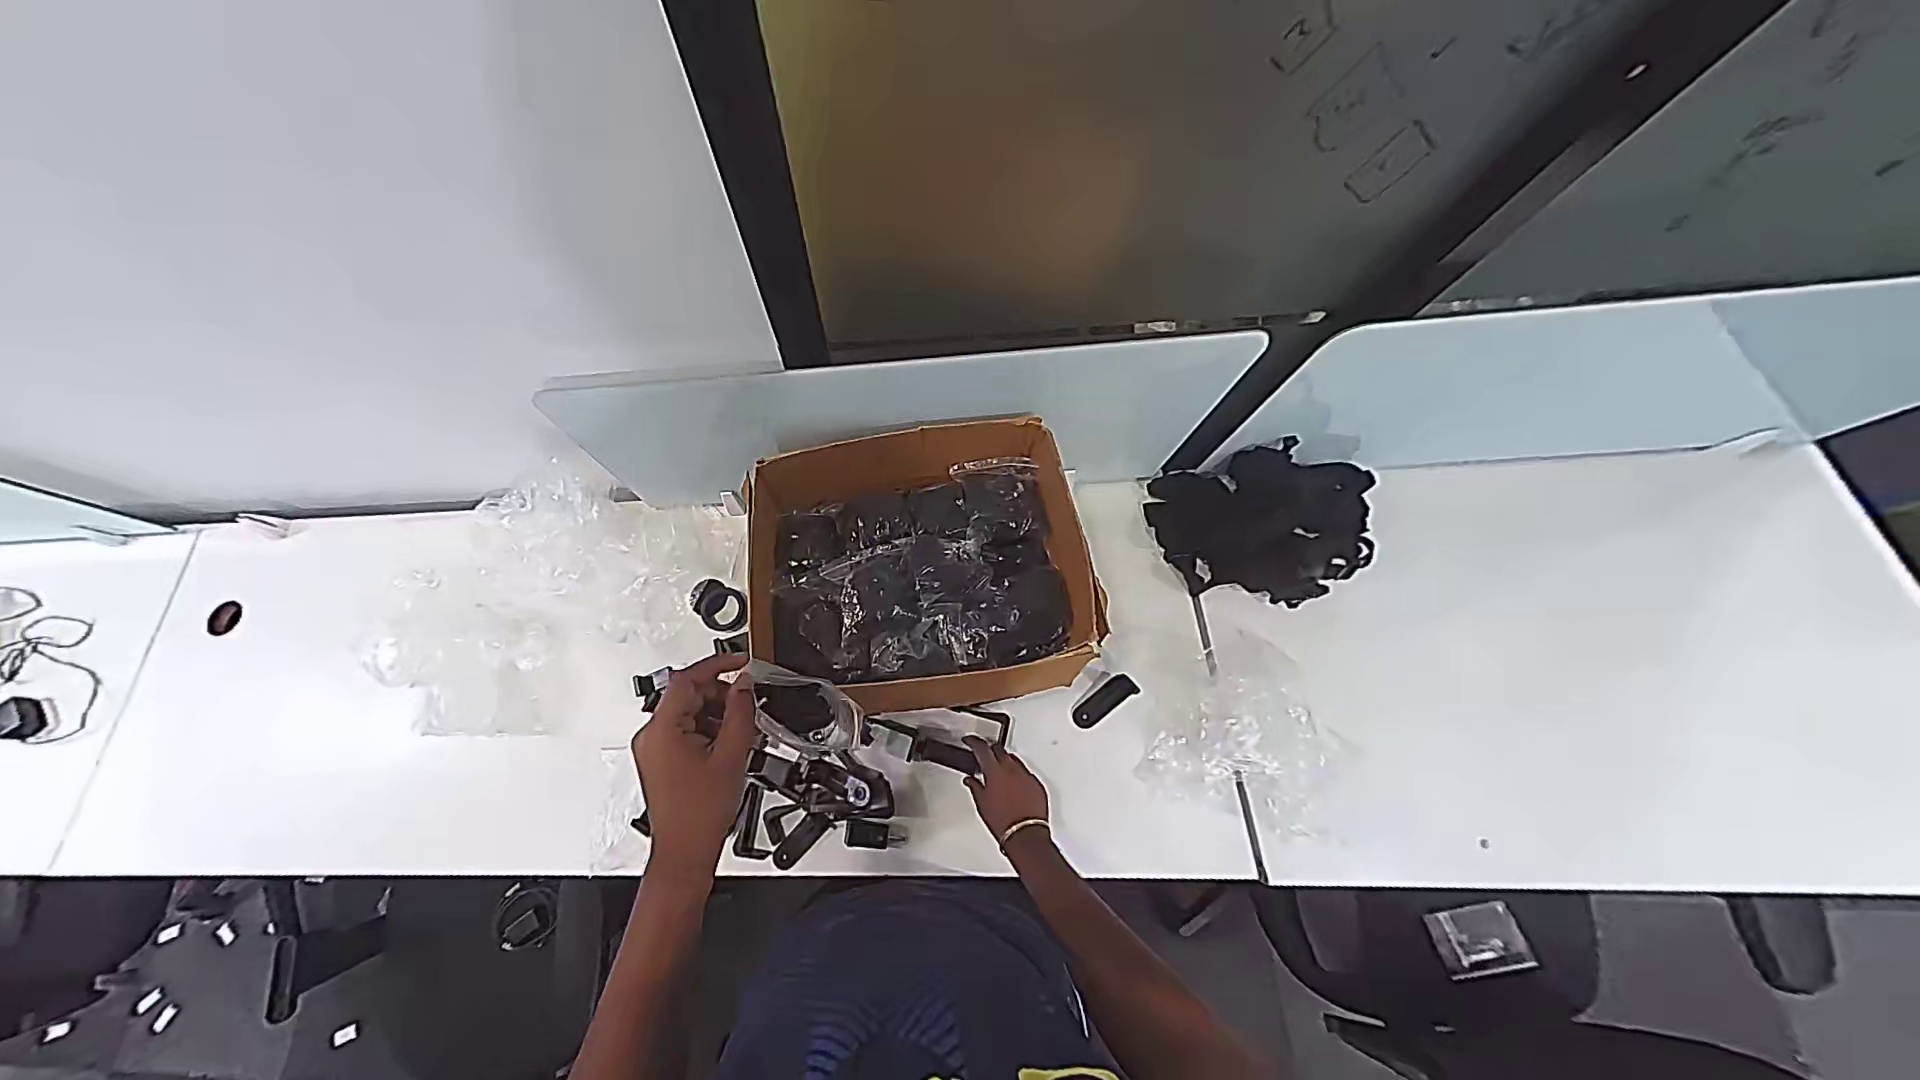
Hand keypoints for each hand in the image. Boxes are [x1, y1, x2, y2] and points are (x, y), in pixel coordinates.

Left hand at [631, 653, 756, 879]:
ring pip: (690, 711)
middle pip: (689, 694)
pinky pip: (686, 728)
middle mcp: (651, 736)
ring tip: (741, 731)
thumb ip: (740, 711)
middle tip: (746, 703)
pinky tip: (729, 744)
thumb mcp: (731, 753)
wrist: (686, 851)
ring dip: (718, 714)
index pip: (687, 680)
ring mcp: (654, 748)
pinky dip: (710, 728)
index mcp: (662, 730)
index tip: (739, 660)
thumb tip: (744, 685)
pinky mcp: (661, 758)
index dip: (717, 664)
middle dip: (721, 695)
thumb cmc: (699, 814)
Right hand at [963, 735, 1049, 847]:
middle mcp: (1012, 769)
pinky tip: (1013, 785)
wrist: (1025, 835)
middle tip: (983, 756)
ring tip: (998, 772)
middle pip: (999, 749)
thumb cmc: (1004, 822)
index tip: (970, 740)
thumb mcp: (982, 804)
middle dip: (990, 749)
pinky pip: (1025, 772)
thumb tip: (971, 779)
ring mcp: (1026, 775)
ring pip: (1013, 759)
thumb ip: (975, 786)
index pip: (982, 747)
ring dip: (1005, 762)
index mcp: (995, 771)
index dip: (974, 741)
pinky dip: (1017, 774)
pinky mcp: (1037, 783)